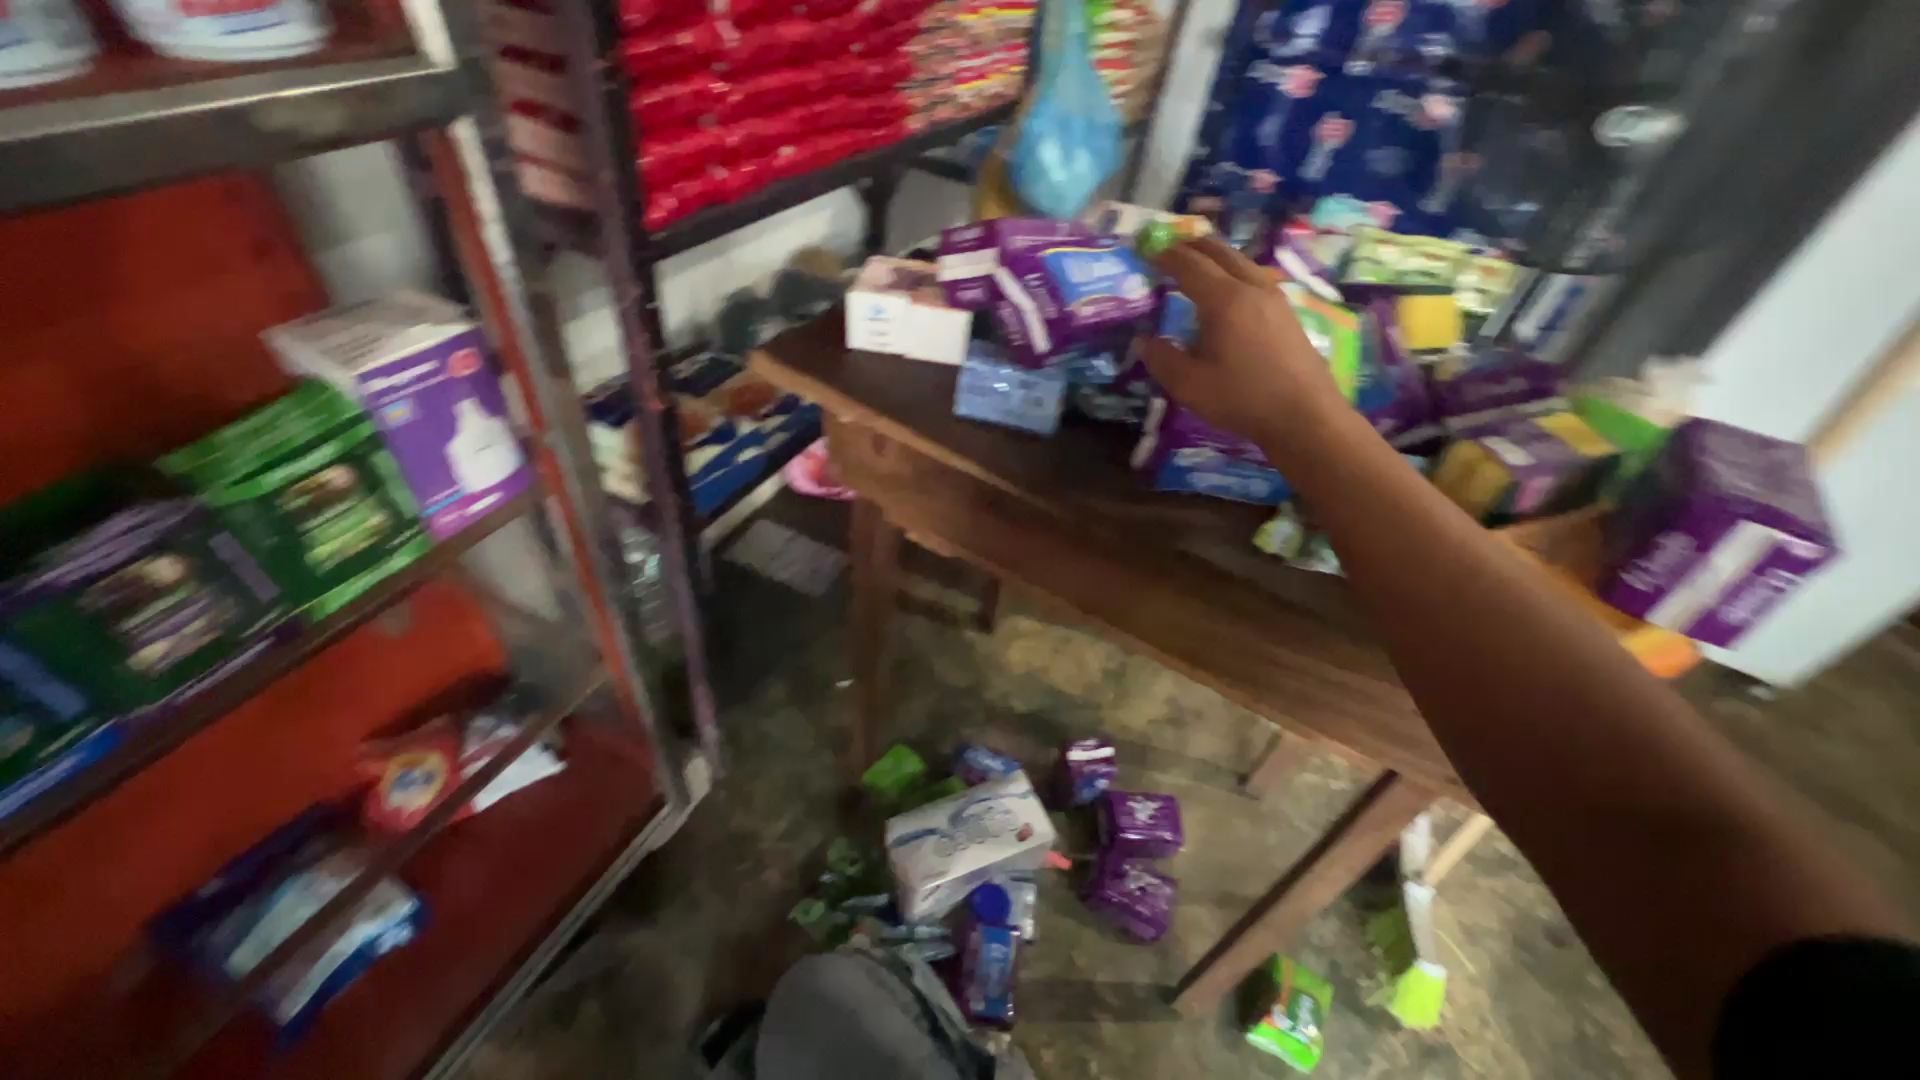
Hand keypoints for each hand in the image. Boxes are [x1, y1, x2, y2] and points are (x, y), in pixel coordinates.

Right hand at [1138, 236, 1348, 451]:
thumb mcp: (1190, 386)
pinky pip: (1255, 277)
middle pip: (1219, 252)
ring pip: (1241, 262)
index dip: (1165, 256)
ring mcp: (1275, 299)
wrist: (1305, 416)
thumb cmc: (1243, 399)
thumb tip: (1143, 341)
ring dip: (1215, 257)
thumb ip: (1162, 359)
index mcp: (1224, 301)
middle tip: (1170, 248)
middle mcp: (1252, 288)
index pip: (1189, 265)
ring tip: (1197, 264)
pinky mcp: (1287, 313)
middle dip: (1191, 246)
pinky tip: (1229, 291)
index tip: (1147, 251)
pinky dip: (1233, 272)